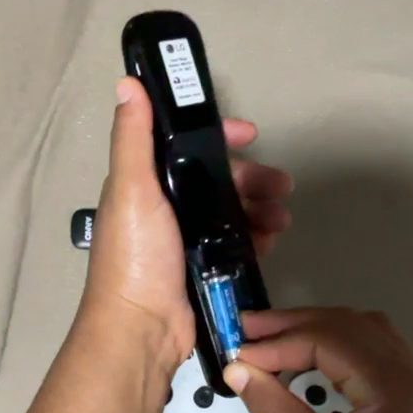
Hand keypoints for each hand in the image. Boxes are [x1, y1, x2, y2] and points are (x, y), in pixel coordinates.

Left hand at [79, 78, 291, 368]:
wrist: (142, 328)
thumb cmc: (135, 255)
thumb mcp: (131, 189)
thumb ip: (133, 137)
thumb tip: (129, 84)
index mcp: (144, 184)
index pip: (184, 146)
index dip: (218, 135)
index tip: (251, 134)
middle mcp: (162, 207)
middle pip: (215, 179)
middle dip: (251, 177)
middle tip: (283, 185)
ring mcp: (183, 240)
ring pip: (230, 211)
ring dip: (260, 207)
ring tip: (282, 218)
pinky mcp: (201, 267)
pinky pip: (235, 243)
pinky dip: (255, 237)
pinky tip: (271, 241)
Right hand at [224, 309, 412, 412]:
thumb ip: (272, 406)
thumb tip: (236, 368)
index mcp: (392, 383)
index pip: (326, 340)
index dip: (277, 343)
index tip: (237, 354)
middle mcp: (412, 371)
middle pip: (348, 324)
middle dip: (295, 324)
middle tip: (247, 328)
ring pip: (366, 331)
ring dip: (319, 329)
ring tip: (275, 339)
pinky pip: (377, 352)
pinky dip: (341, 346)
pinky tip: (312, 361)